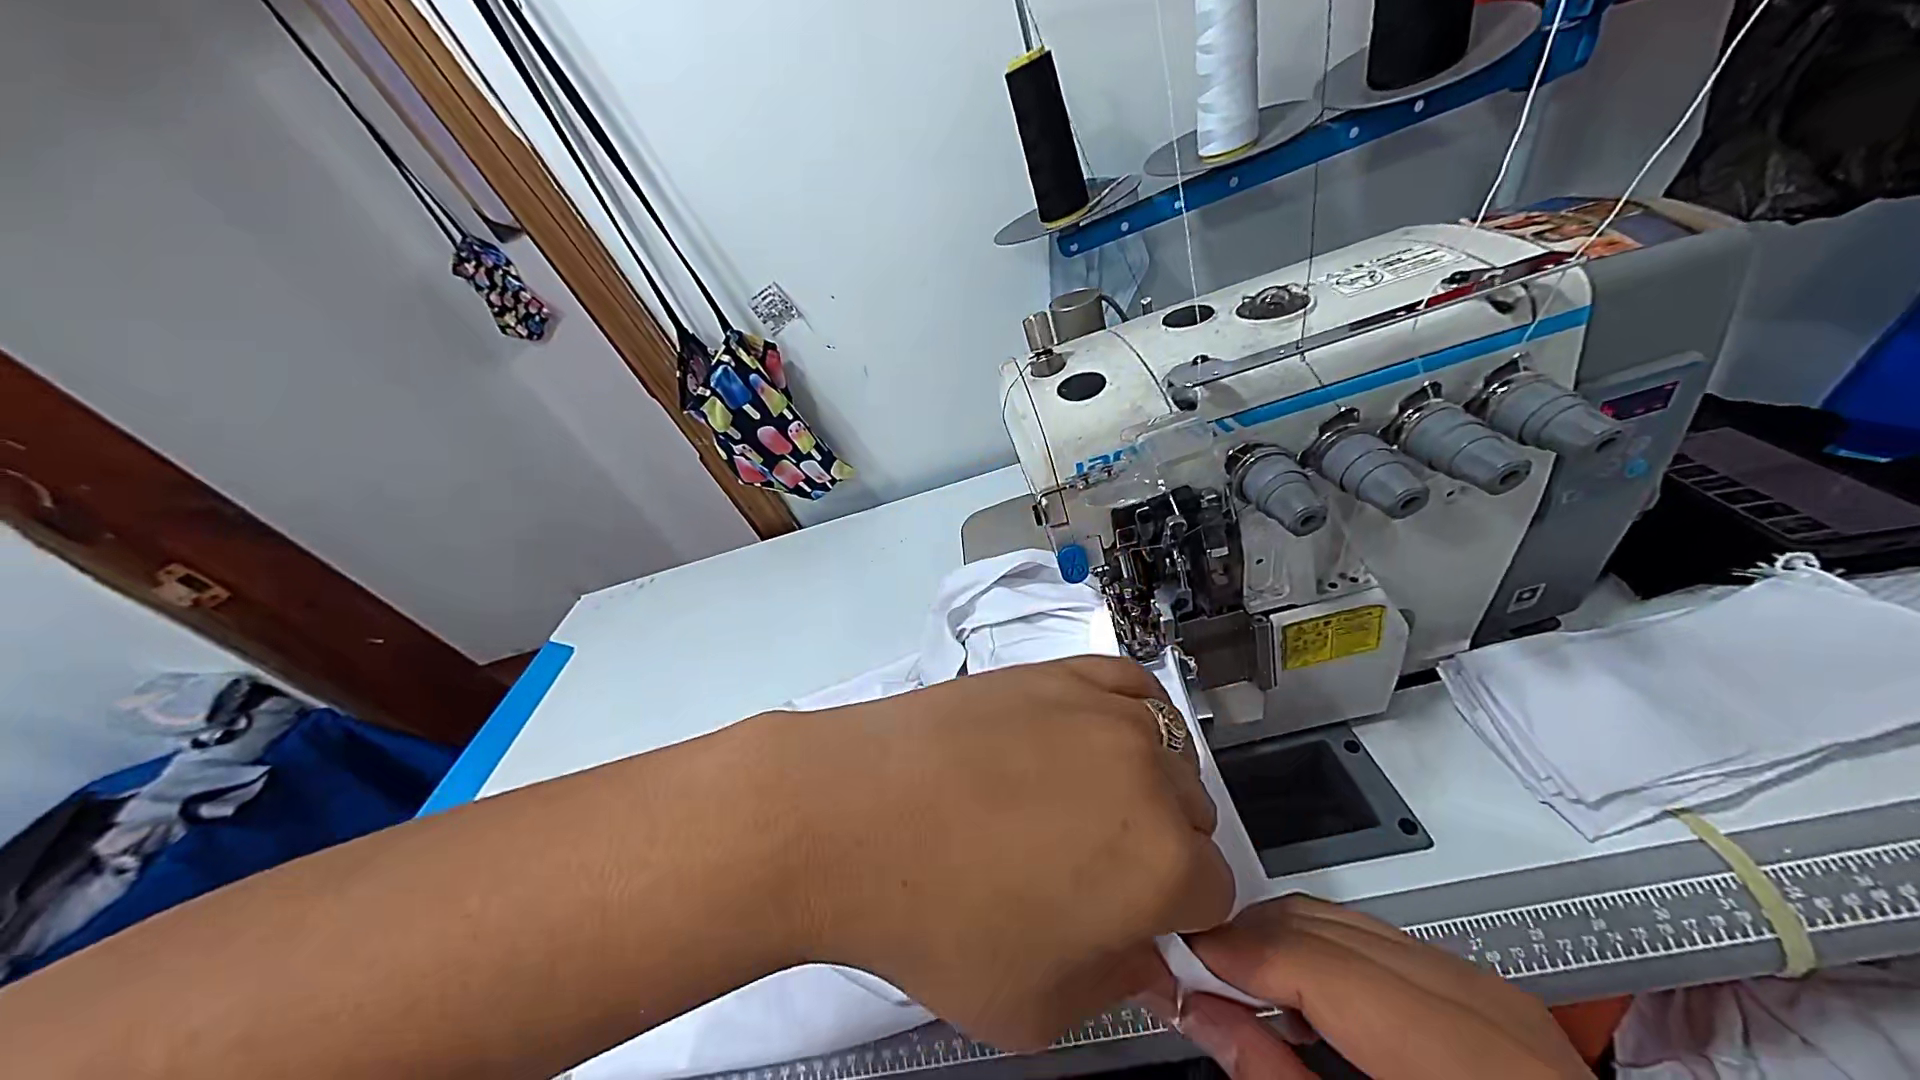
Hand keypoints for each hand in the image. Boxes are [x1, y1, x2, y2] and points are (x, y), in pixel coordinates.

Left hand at [751, 656, 1232, 1052]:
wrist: (850, 815)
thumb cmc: (935, 918)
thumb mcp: (1036, 1006)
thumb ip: (1117, 986)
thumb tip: (1146, 958)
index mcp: (1164, 864)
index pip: (1213, 892)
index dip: (1173, 914)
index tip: (1132, 917)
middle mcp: (1152, 775)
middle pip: (1192, 815)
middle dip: (1157, 847)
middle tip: (1090, 862)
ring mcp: (1104, 712)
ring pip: (1164, 751)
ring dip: (1141, 780)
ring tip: (1079, 801)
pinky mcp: (1060, 673)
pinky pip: (1125, 685)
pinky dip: (1124, 712)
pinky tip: (1089, 736)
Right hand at [1140, 895, 1590, 1079]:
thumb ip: (1274, 1076)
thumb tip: (1199, 1011)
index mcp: (1459, 1052)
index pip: (1312, 959)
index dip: (1230, 952)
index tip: (1176, 959)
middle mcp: (1480, 1000)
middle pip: (1321, 925)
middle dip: (1246, 939)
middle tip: (1195, 975)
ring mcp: (1488, 988)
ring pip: (1343, 920)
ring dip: (1278, 942)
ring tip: (1241, 988)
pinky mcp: (1487, 991)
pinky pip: (1378, 940)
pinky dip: (1323, 953)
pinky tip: (1303, 999)